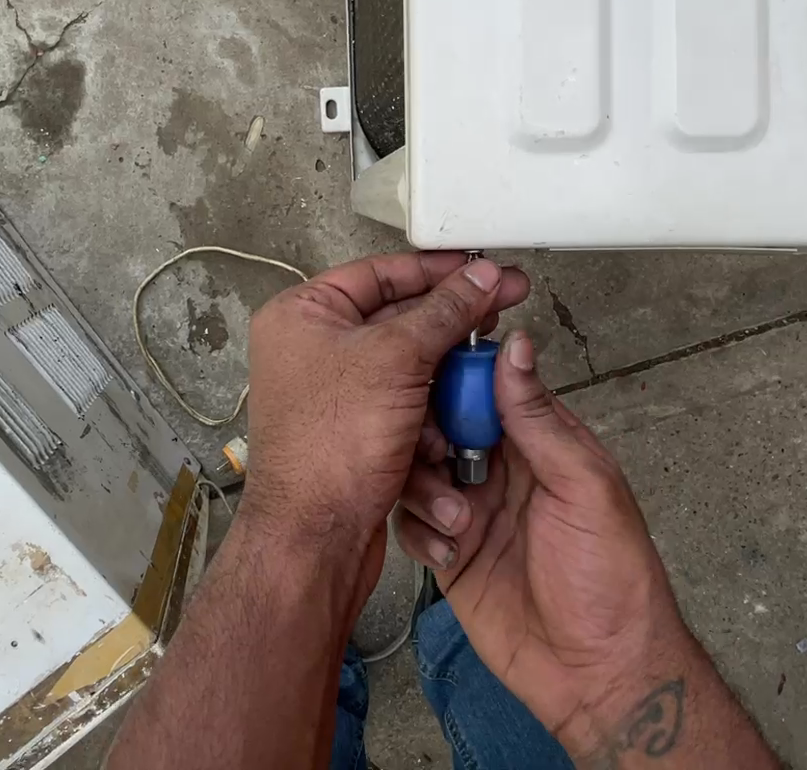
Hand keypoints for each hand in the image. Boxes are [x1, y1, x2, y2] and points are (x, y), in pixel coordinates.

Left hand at [241, 252, 531, 547]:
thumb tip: (482, 274)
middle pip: (399, 320)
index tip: (483, 267)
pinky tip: (450, 435)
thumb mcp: (396, 359)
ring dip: (446, 381)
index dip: (437, 269)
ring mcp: (335, 392)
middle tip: (503, 308)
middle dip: (452, 327)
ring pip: (409, 368)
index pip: (380, 273)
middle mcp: (314, 348)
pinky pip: (405, 407)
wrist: (314, 540)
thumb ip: (445, 311)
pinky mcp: (356, 430)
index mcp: (303, 315)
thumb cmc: (332, 443)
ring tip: (480, 380)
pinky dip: (431, 418)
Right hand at [394, 332, 690, 760]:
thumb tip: (516, 343)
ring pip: (417, 472)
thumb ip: (539, 417)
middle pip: (440, 425)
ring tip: (457, 522)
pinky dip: (420, 532)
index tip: (430, 381)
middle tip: (437, 458)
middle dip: (427, 436)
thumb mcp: (582, 485)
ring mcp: (470, 509)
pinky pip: (411, 523)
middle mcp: (498, 468)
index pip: (485, 388)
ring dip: (425, 491)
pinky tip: (449, 555)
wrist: (598, 677)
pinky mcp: (448, 550)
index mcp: (537, 441)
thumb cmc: (609, 575)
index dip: (455, 379)